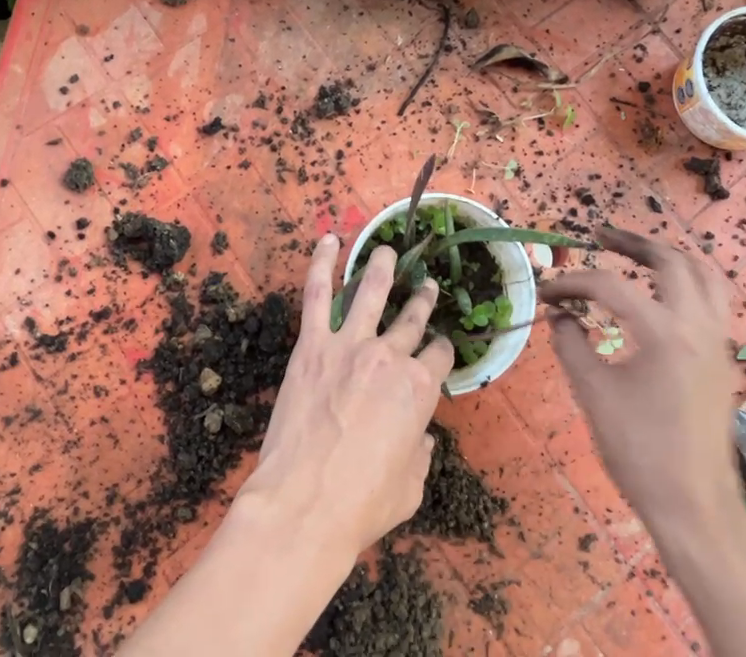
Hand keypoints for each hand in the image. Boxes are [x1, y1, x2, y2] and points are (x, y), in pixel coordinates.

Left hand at [235, 234, 454, 560]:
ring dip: (382, 268)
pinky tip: (328, 241)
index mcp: (421, 388)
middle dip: (422, 301)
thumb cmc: (364, 503)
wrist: (304, 502)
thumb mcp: (411, 485)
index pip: (439, 355)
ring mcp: (348, 346)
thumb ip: (419, 454)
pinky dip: (321, 265)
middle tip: (427, 287)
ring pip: (370, 293)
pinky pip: (315, 295)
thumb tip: (419, 439)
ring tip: (387, 251)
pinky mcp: (311, 346)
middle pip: (412, 320)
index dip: (441, 352)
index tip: (438, 351)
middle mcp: (390, 357)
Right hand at [541, 226, 744, 525]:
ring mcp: (718, 341)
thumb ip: (571, 344)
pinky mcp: (723, 359)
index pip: (610, 285)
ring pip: (703, 275)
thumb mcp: (594, 394)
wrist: (693, 503)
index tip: (545, 292)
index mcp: (665, 332)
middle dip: (632, 243)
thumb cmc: (639, 450)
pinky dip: (687, 283)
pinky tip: (662, 295)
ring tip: (636, 254)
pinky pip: (712, 301)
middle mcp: (699, 325)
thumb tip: (559, 316)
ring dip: (668, 258)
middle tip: (599, 236)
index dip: (572, 283)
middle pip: (670, 261)